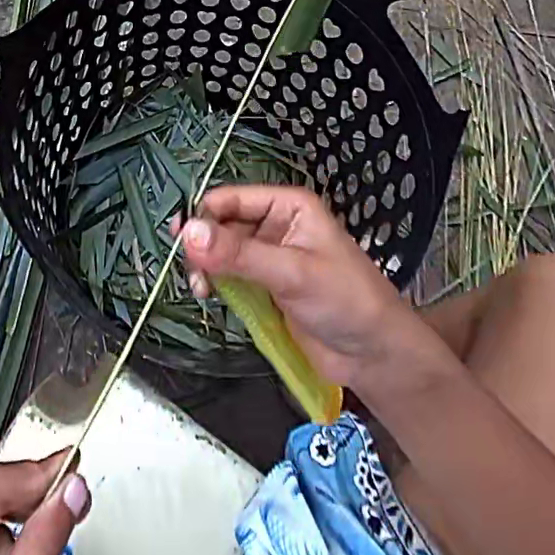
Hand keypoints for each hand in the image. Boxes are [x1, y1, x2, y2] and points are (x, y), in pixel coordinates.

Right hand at [179, 185, 435, 389]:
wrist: (375, 355)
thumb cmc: (345, 301)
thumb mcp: (292, 272)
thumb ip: (238, 254)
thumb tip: (187, 233)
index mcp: (287, 206)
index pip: (230, 199)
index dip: (202, 217)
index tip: (179, 242)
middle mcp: (274, 224)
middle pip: (220, 224)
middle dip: (202, 246)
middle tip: (193, 274)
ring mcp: (268, 256)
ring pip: (219, 251)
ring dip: (205, 267)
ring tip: (202, 290)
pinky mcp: (263, 285)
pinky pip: (228, 275)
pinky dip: (215, 283)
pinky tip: (210, 296)